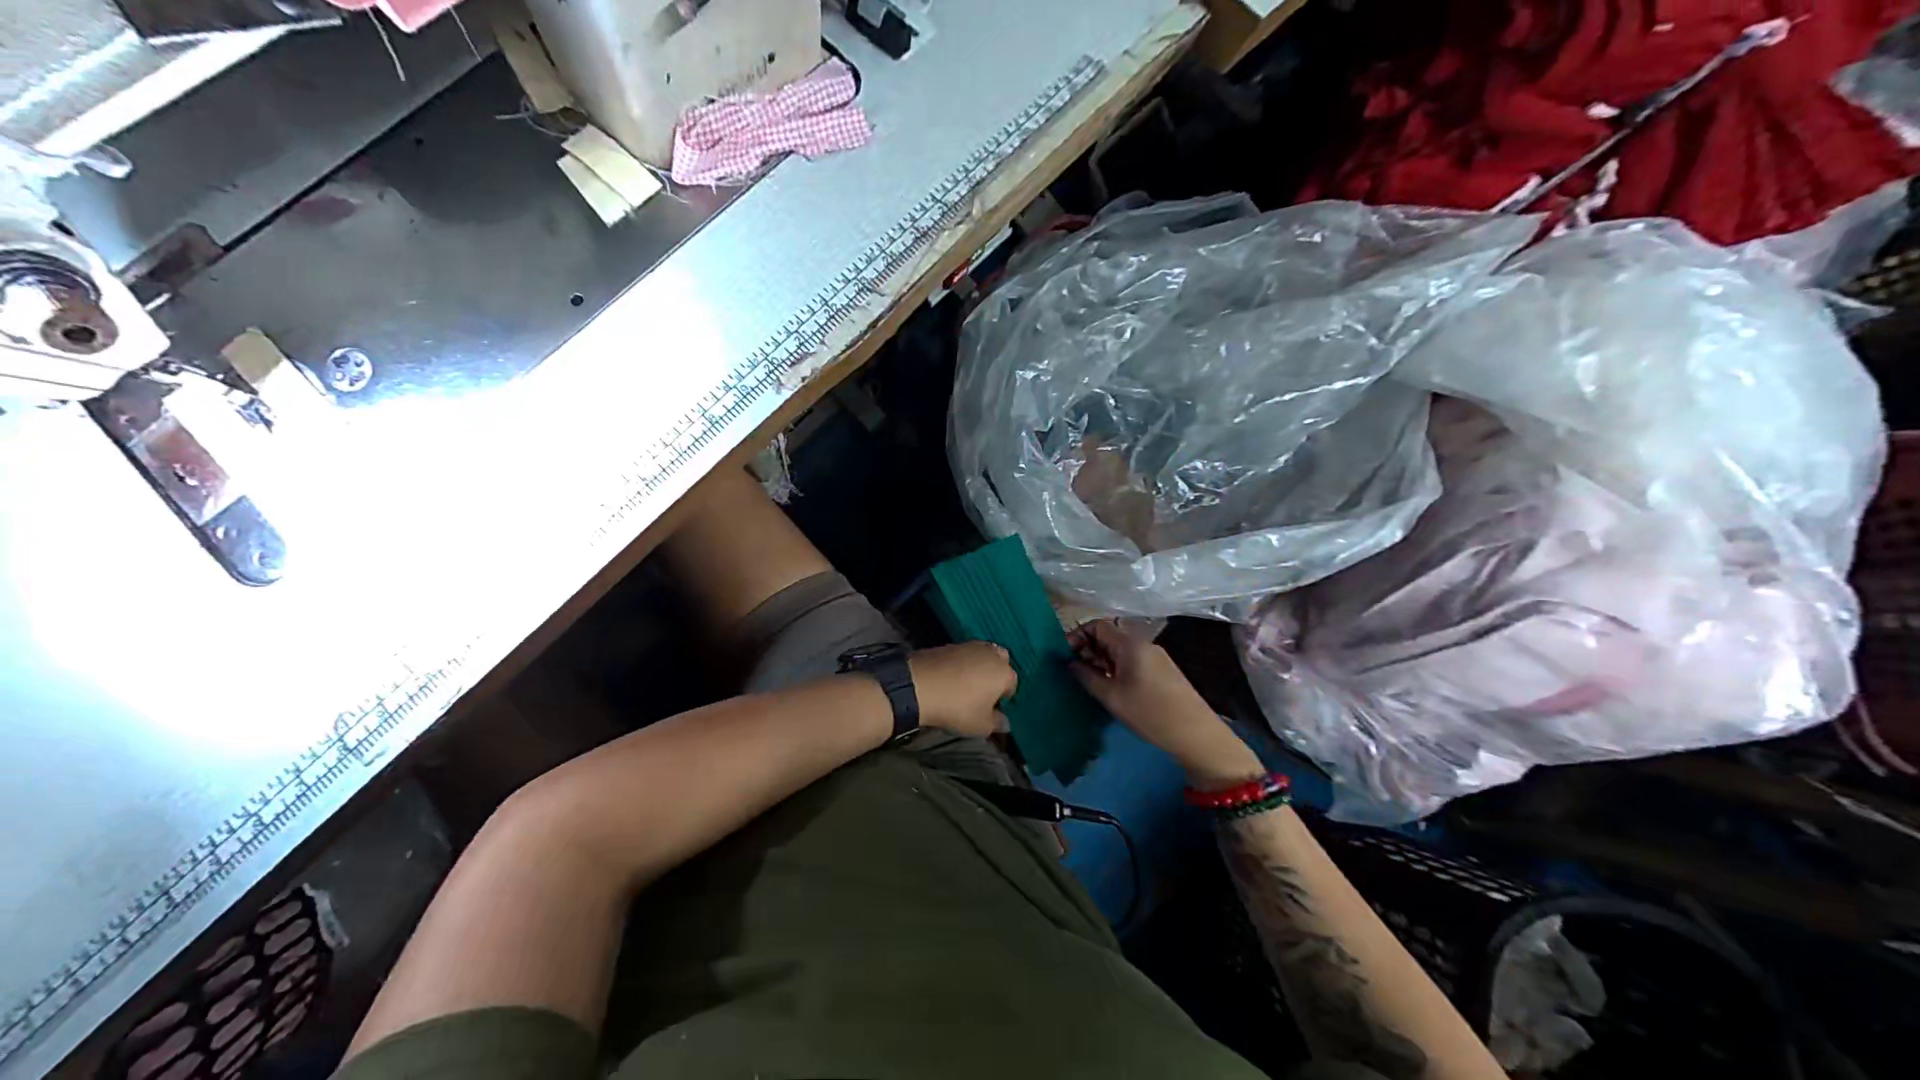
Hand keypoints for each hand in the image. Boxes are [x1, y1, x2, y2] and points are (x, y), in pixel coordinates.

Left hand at [909, 643, 1016, 737]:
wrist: (919, 685)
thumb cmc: (957, 708)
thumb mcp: (980, 725)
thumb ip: (997, 724)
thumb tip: (1005, 723)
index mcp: (1004, 672)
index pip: (1012, 684)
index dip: (1003, 697)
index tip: (992, 708)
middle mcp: (991, 654)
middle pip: (1001, 660)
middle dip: (996, 673)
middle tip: (983, 691)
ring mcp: (969, 645)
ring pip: (982, 653)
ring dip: (979, 665)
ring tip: (966, 683)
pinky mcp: (949, 643)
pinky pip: (962, 653)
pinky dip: (961, 662)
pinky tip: (950, 676)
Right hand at [1068, 620, 1263, 788]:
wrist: (1196, 734)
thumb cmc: (1149, 713)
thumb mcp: (1111, 696)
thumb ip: (1086, 676)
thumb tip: (1069, 663)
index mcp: (1130, 643)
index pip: (1097, 625)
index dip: (1077, 636)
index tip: (1064, 656)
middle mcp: (1143, 643)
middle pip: (1109, 635)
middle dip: (1087, 649)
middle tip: (1073, 671)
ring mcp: (1155, 657)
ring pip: (1119, 650)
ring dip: (1101, 660)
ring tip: (1088, 681)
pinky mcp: (1162, 671)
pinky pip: (1131, 660)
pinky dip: (1115, 668)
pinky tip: (1110, 687)